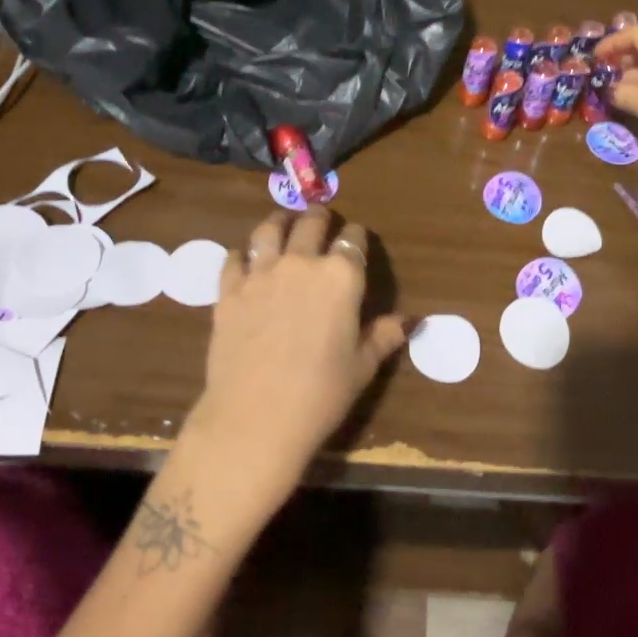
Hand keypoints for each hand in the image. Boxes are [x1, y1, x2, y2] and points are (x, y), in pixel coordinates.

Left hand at [190, 209, 407, 489]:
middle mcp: (302, 263)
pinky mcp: (228, 292)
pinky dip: (242, 255)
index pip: (354, 239)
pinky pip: (234, 259)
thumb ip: (384, 336)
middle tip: (322, 220)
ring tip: (283, 223)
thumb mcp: (362, 367)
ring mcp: (261, 274)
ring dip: (280, 222)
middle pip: (311, 223)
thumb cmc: (320, 394)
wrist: (254, 418)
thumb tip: (409, 320)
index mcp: (342, 277)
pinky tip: (244, 260)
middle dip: (320, 218)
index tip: (357, 241)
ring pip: (269, 230)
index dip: (357, 238)